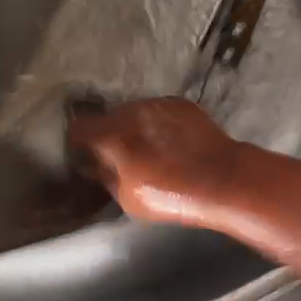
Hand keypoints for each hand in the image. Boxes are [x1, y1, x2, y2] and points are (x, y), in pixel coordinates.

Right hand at [67, 97, 250, 228]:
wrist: (223, 179)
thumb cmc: (171, 196)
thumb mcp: (127, 197)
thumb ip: (104, 175)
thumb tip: (92, 164)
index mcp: (112, 134)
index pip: (79, 127)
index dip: (77, 141)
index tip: (82, 154)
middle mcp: (131, 110)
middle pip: (108, 117)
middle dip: (108, 134)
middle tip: (118, 155)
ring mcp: (158, 103)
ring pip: (134, 112)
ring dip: (134, 127)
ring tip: (148, 149)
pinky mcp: (182, 103)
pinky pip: (158, 111)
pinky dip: (157, 124)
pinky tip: (170, 142)